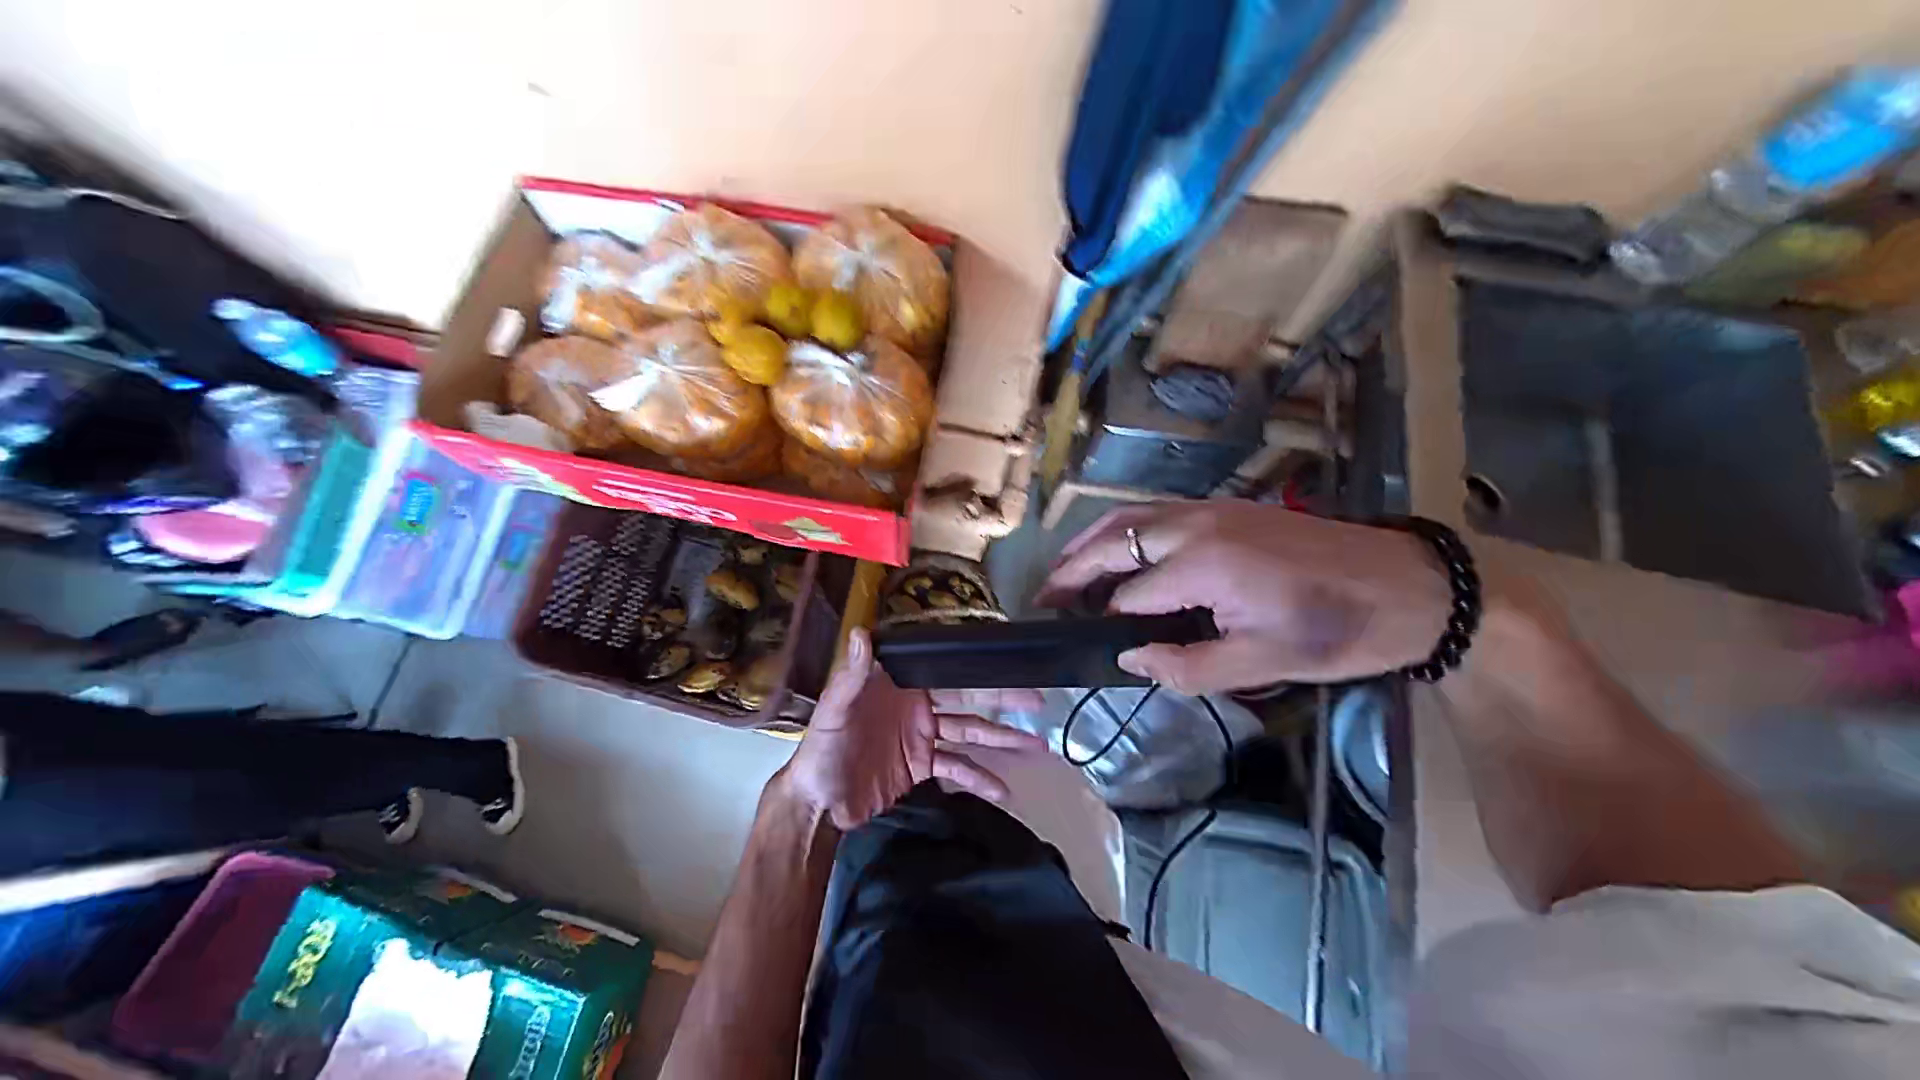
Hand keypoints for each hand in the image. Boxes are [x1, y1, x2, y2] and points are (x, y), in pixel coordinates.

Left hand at [777, 628, 1046, 831]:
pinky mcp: (921, 766)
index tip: (1008, 666)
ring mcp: (921, 737)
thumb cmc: (822, 749)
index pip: (945, 672)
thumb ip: (853, 675)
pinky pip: (956, 769)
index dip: (976, 670)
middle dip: (1003, 703)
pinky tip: (1003, 790)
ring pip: (969, 734)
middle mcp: (916, 706)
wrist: (818, 802)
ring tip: (1036, 748)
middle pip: (967, 702)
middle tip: (1038, 705)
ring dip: (1001, 741)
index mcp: (899, 685)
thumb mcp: (835, 711)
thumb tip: (861, 631)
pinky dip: (979, 778)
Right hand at [1038, 501, 1450, 691]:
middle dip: (1071, 571)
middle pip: (1112, 543)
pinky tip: (1117, 550)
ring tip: (1063, 571)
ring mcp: (1208, 510)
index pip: (1129, 598)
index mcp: (1202, 568)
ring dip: (1090, 544)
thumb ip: (1186, 667)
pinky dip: (1121, 531)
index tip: (1086, 645)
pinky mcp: (1224, 506)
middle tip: (1042, 599)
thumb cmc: (1337, 631)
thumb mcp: (1263, 664)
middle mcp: (1193, 527)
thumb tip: (1130, 659)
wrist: (1407, 584)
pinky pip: (1154, 513)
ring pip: (1129, 518)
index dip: (1105, 624)